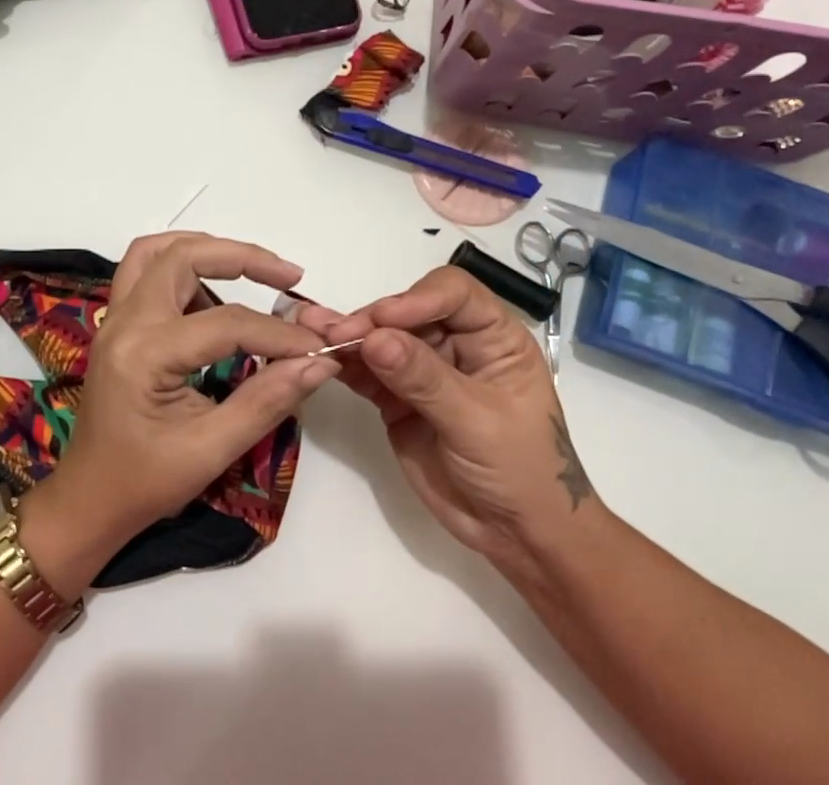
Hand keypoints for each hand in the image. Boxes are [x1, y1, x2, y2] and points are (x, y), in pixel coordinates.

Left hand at [22, 233, 339, 595]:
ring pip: (155, 253)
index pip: (225, 322)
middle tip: (288, 275)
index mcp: (143, 355)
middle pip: (180, 256)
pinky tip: (215, 300)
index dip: (279, 333)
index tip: (318, 347)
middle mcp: (123, 324)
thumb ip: (267, 400)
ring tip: (252, 275)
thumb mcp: (212, 450)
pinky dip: (183, 271)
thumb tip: (319, 362)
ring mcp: (114, 322)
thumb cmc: (145, 482)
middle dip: (239, 256)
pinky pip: (146, 275)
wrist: (90, 499)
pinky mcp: (117, 328)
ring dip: (204, 252)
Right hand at [293, 266, 596, 571]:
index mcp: (495, 339)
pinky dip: (343, 366)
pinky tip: (317, 357)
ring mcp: (424, 374)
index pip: (455, 295)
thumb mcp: (476, 422)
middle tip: (334, 334)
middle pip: (409, 313)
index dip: (417, 299)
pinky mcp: (397, 400)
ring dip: (347, 337)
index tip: (381, 320)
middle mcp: (458, 346)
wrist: (516, 533)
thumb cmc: (520, 470)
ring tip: (308, 333)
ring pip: (382, 340)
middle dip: (372, 319)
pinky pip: (367, 373)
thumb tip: (375, 339)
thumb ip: (424, 379)